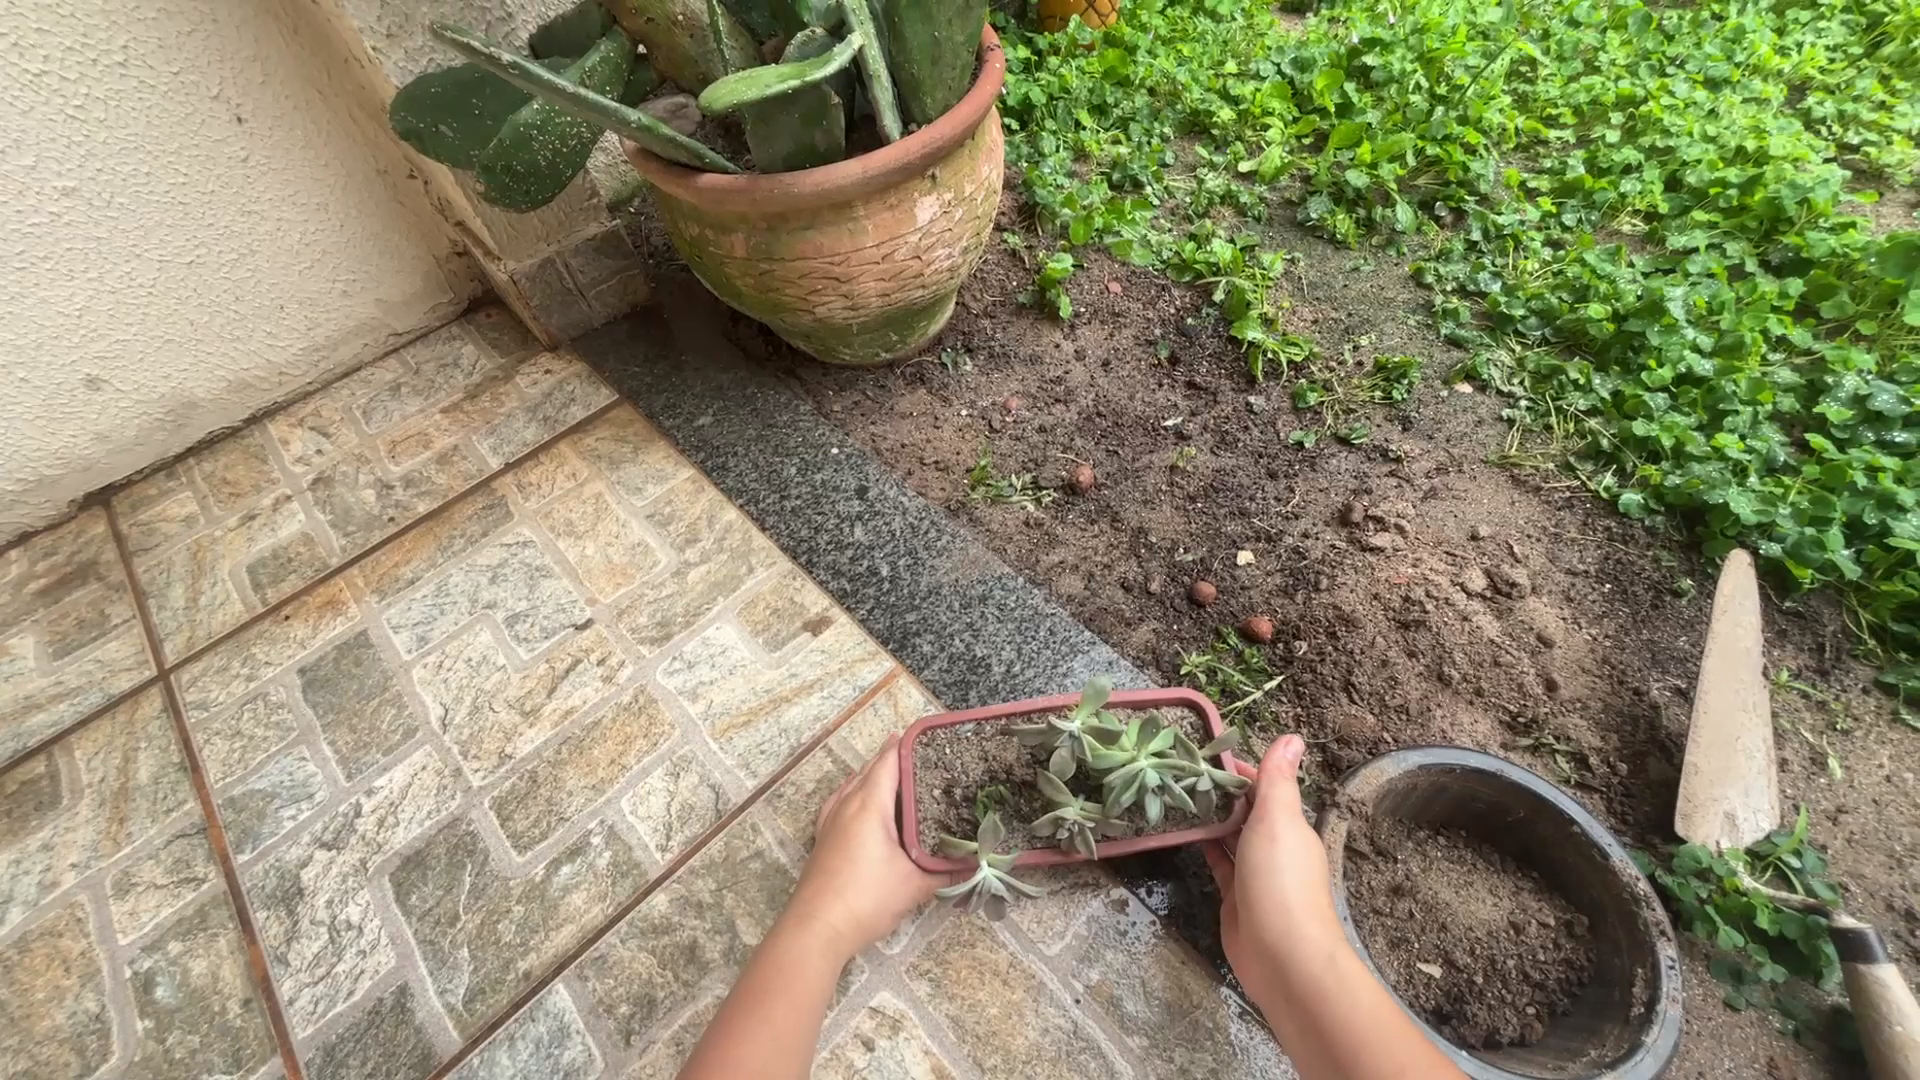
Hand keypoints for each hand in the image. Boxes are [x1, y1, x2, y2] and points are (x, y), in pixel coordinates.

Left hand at [784, 734, 945, 960]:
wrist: (815, 930)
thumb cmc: (865, 899)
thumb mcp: (914, 885)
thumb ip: (948, 871)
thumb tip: (978, 863)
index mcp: (869, 803)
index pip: (888, 760)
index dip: (907, 745)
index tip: (929, 738)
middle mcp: (847, 803)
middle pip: (871, 769)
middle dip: (894, 759)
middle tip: (924, 758)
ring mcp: (831, 820)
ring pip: (854, 784)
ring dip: (874, 776)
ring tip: (898, 777)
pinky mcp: (823, 838)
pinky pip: (841, 801)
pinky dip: (855, 793)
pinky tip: (861, 804)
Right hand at [1203, 734, 1344, 1001]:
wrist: (1283, 958)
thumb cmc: (1280, 880)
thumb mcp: (1278, 820)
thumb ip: (1278, 779)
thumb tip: (1293, 736)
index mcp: (1290, 826)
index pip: (1264, 787)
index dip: (1238, 769)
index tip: (1203, 754)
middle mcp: (1274, 846)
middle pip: (1246, 810)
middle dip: (1218, 791)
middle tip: (1178, 771)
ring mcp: (1254, 873)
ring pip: (1230, 835)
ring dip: (1209, 816)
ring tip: (1173, 793)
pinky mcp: (1235, 896)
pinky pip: (1218, 862)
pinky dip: (1204, 845)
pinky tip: (1182, 830)